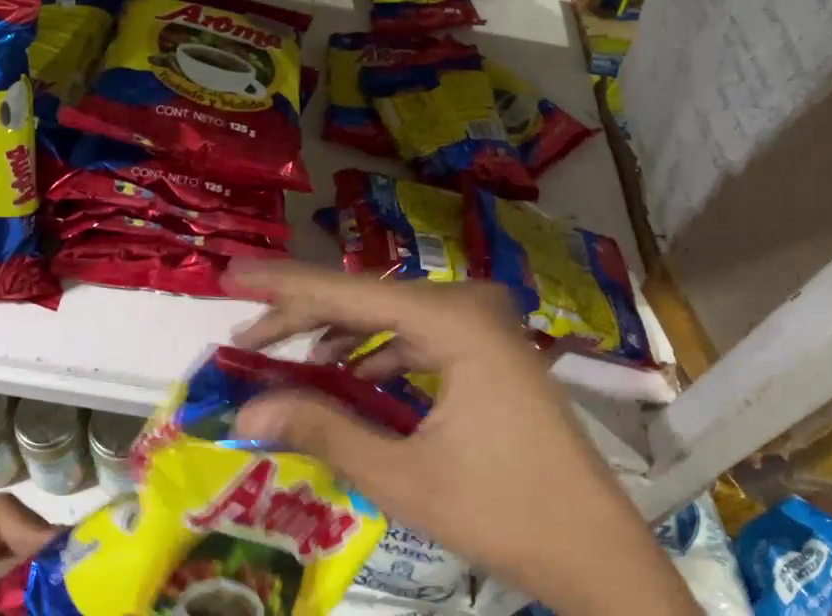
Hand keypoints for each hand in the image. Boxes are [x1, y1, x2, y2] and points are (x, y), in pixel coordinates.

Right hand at [229, 263, 695, 615]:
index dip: (281, 285)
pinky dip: (372, 355)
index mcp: (452, 320)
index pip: (346, 292)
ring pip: (387, 319)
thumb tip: (246, 408)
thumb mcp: (404, 476)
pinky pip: (414, 338)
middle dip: (300, 318)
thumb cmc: (506, 513)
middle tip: (243, 336)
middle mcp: (468, 305)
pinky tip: (341, 376)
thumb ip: (323, 429)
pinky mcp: (487, 352)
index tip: (228, 273)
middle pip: (364, 301)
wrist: (602, 559)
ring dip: (334, 338)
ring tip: (279, 357)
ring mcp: (482, 326)